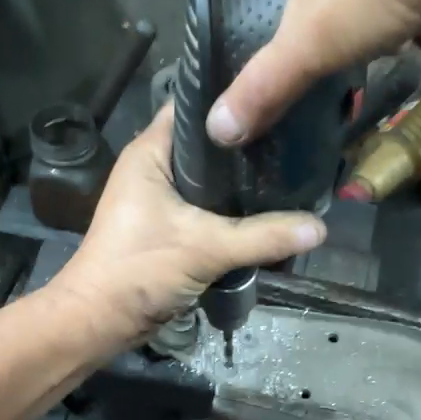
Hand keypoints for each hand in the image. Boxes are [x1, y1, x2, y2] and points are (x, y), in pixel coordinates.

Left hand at [48, 107, 325, 345]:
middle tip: (297, 140)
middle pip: (210, 145)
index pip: (196, 105)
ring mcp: (161, 200)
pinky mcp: (169, 229)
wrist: (100, 321)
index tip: (278, 98)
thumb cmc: (139, 269)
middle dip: (249, 146)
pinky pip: (209, 211)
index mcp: (151, 152)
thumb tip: (320, 227)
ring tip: (292, 173)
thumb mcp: (206, 248)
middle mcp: (155, 167)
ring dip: (244, 184)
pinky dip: (234, 213)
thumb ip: (263, 237)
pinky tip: (269, 212)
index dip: (233, 99)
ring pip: (211, 182)